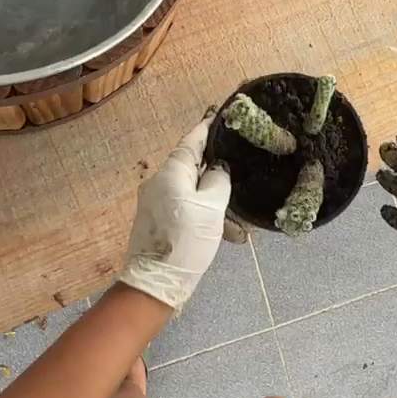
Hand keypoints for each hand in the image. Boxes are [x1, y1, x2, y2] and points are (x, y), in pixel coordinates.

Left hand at [119, 116, 232, 311]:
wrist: (156, 282)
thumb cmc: (185, 240)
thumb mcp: (212, 208)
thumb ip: (218, 181)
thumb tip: (218, 169)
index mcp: (171, 172)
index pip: (192, 140)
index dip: (208, 128)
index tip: (221, 115)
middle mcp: (159, 182)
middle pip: (192, 166)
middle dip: (216, 172)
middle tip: (241, 170)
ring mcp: (156, 202)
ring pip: (192, 191)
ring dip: (215, 202)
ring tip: (237, 221)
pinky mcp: (158, 221)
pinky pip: (186, 208)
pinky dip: (205, 215)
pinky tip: (224, 232)